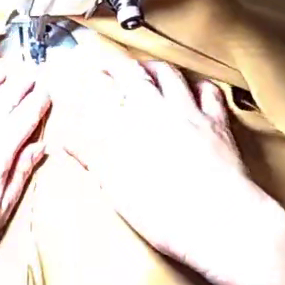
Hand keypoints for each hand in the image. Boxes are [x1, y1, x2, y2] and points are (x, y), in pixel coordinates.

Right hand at [49, 56, 284, 284]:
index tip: (87, 74)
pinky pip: (209, 92)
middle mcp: (156, 110)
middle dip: (119, 63)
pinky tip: (197, 88)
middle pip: (134, 72)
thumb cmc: (164, 210)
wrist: (217, 221)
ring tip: (149, 68)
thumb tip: (67, 141)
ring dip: (156, 67)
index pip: (103, 88)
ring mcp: (189, 113)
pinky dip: (199, 85)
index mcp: (126, 124)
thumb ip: (91, 156)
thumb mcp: (114, 186)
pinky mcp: (217, 124)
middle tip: (112, 63)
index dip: (93, 77)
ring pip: (170, 74)